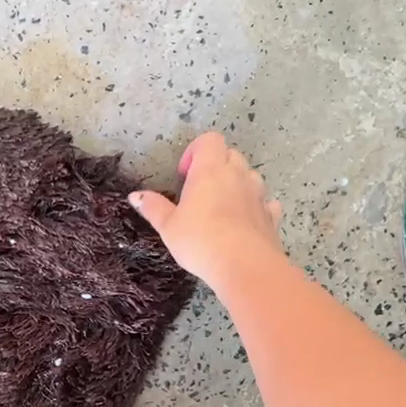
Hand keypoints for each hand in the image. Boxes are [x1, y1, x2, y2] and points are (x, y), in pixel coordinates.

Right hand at [130, 131, 285, 291]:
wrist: (244, 266)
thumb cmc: (201, 241)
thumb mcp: (168, 226)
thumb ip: (153, 207)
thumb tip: (135, 196)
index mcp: (211, 170)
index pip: (209, 140)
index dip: (196, 150)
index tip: (185, 174)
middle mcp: (238, 175)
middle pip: (231, 154)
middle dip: (216, 166)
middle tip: (200, 190)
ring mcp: (258, 194)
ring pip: (250, 176)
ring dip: (237, 184)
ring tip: (221, 207)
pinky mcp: (271, 215)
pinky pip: (265, 202)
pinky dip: (256, 206)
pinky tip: (245, 222)